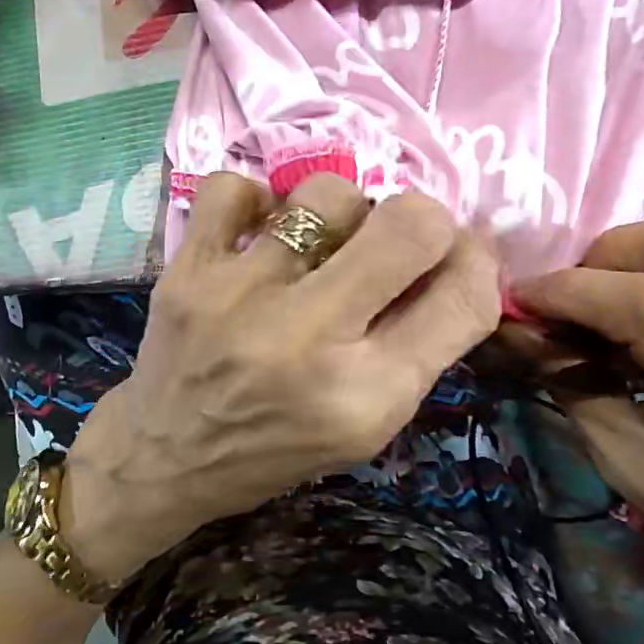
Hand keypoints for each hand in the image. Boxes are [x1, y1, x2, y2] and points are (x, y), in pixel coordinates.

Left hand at [62, 171, 499, 583]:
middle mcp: (307, 338)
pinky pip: (232, 188)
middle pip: (411, 225)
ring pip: (327, 194)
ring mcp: (240, 296)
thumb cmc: (274, 447)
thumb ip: (418, 345)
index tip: (454, 257)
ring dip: (342, 211)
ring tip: (321, 242)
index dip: (477, 262)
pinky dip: (256, 200)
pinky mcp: (186, 273)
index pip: (465, 297)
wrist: (166, 455)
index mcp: (366, 395)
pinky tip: (258, 231)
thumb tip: (457, 251)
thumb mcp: (366, 425)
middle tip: (392, 243)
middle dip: (423, 223)